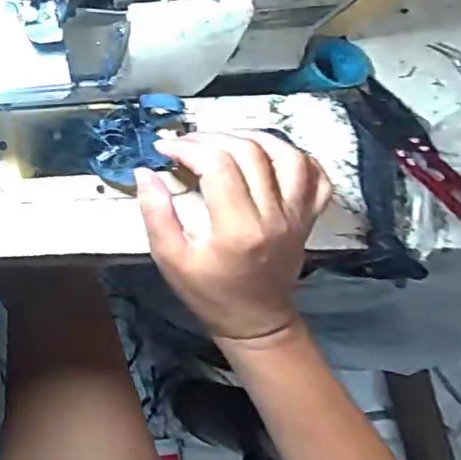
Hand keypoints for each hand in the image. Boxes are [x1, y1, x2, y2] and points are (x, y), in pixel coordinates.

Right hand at [134, 131, 331, 346]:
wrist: (255, 322)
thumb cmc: (208, 292)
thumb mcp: (169, 257)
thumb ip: (155, 213)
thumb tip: (144, 172)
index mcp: (238, 229)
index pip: (218, 165)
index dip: (188, 148)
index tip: (165, 149)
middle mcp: (274, 217)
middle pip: (249, 152)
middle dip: (211, 137)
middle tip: (186, 143)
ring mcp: (296, 216)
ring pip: (287, 156)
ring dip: (253, 137)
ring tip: (224, 139)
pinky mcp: (306, 218)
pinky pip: (315, 176)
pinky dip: (295, 155)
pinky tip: (268, 152)